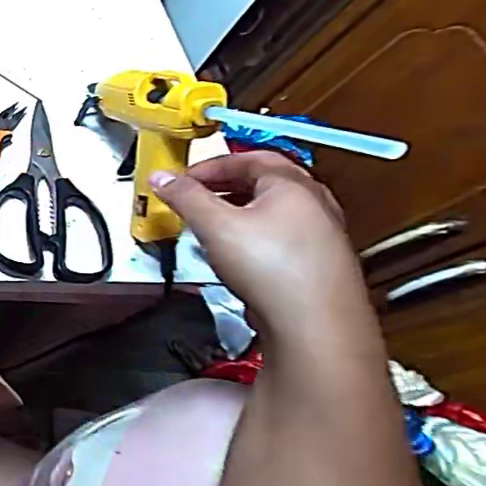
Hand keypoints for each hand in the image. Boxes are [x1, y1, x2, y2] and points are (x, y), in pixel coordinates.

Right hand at [150, 152, 373, 340]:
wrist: (316, 326)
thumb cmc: (276, 271)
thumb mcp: (214, 226)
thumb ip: (186, 197)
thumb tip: (163, 178)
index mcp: (293, 184)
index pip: (247, 159)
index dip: (210, 166)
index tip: (184, 179)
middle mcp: (315, 204)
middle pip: (263, 183)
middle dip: (225, 187)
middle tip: (197, 197)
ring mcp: (322, 236)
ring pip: (274, 213)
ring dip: (240, 214)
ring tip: (214, 227)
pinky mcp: (319, 266)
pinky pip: (282, 240)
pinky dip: (255, 239)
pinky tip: (239, 259)